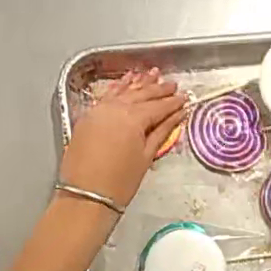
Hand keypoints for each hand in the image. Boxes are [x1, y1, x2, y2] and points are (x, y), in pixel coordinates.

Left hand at [62, 69, 186, 207]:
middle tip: (172, 85)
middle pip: (141, 94)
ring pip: (123, 91)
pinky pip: (107, 96)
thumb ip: (161, 132)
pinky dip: (118, 88)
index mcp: (133, 118)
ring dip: (139, 83)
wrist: (86, 196)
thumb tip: (176, 116)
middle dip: (158, 89)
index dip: (173, 102)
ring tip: (153, 74)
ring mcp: (99, 110)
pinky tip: (126, 82)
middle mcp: (115, 108)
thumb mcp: (145, 157)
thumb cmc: (119, 183)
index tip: (185, 98)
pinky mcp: (88, 117)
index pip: (158, 106)